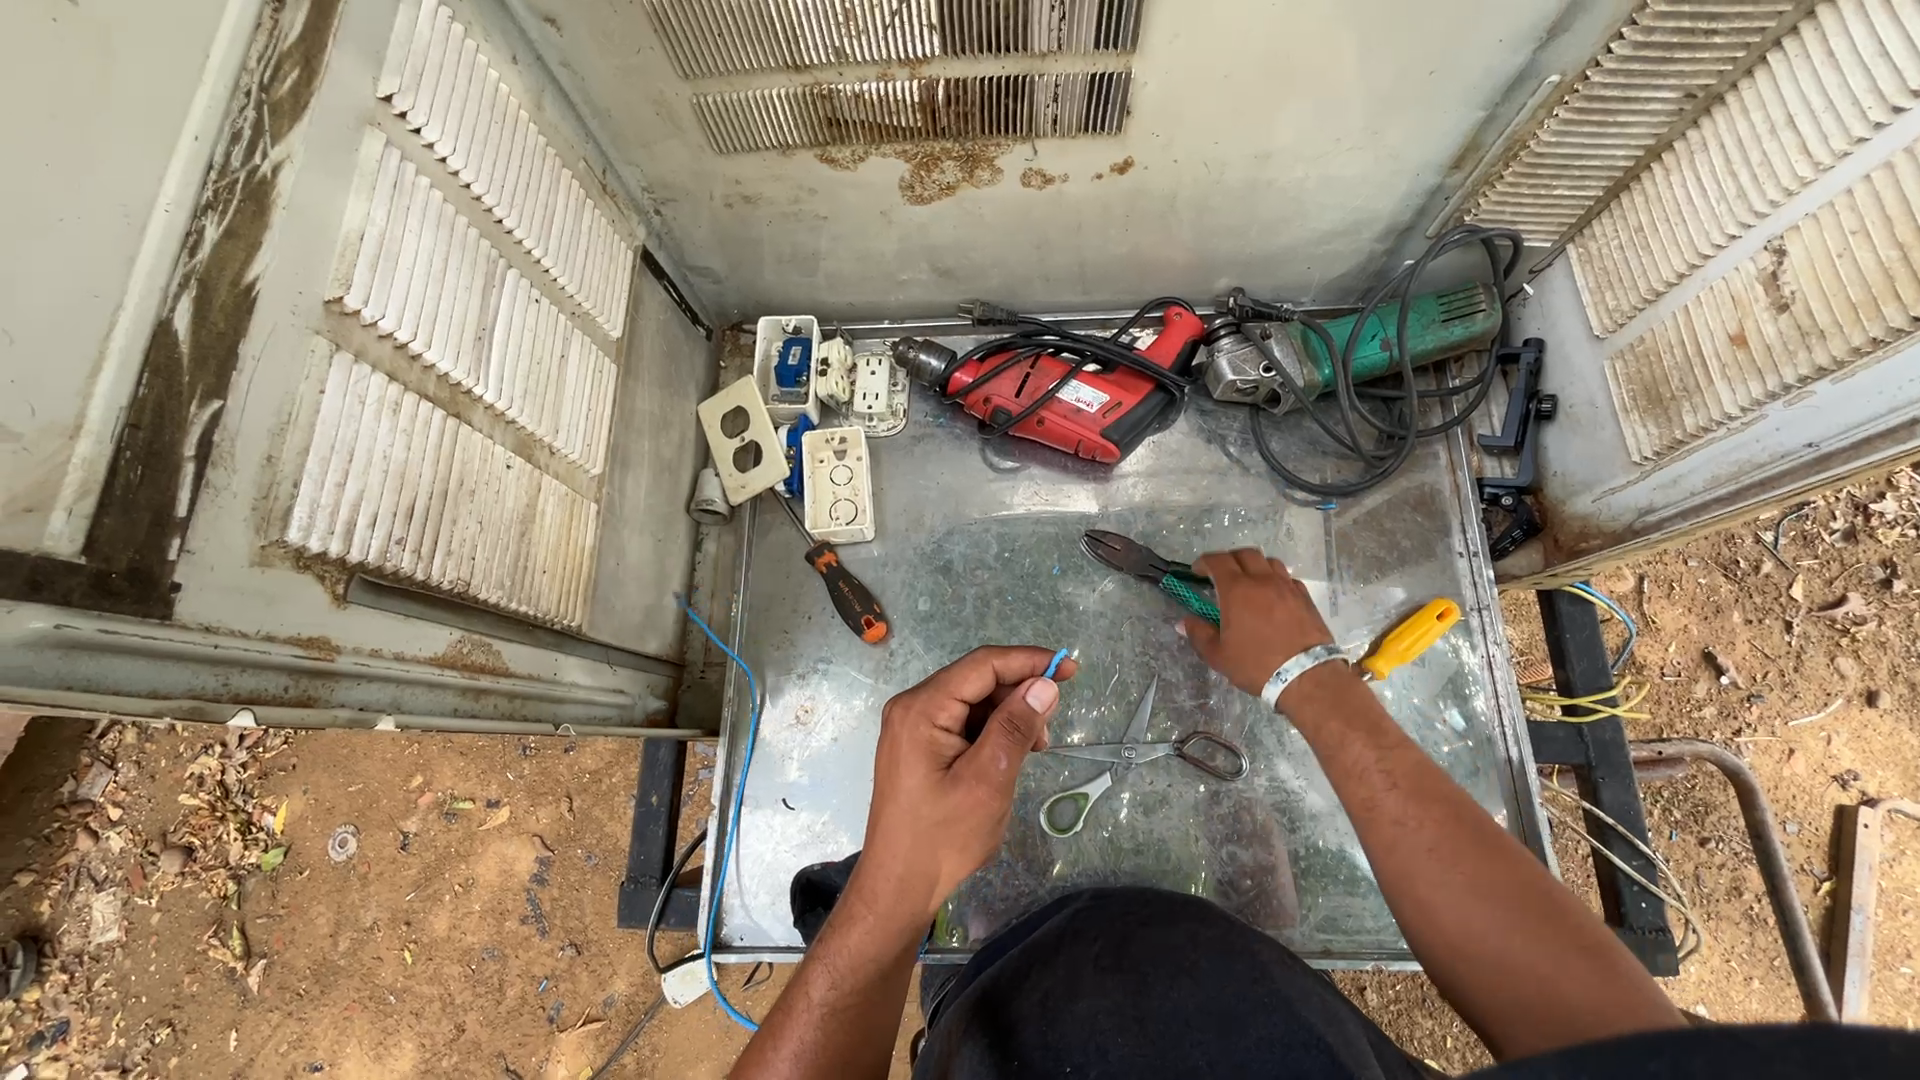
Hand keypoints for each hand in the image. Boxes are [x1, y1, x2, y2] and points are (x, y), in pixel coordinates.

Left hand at [855, 647, 1076, 923]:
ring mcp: (912, 726)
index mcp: (922, 708)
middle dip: (1018, 694)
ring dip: (1008, 716)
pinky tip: (1010, 755)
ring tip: (1033, 749)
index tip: (1070, 669)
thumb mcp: (988, 781)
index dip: (1028, 661)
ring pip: (972, 701)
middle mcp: (912, 707)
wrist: (899, 885)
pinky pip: (961, 722)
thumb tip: (1044, 684)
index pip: (982, 665)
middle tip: (1050, 728)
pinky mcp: (918, 745)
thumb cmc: (943, 837)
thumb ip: (1015, 727)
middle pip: (976, 680)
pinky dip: (991, 731)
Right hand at [1180, 548, 1341, 707]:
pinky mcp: (1305, 598)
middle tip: (1221, 574)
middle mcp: (1262, 581)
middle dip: (1229, 559)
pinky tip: (1272, 596)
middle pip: (1245, 554)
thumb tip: (1184, 622)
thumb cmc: (1256, 665)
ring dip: (1255, 566)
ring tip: (1249, 582)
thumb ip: (1199, 633)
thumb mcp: (1218, 655)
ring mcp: (1287, 587)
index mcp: (1237, 590)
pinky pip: (1288, 578)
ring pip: (1269, 562)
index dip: (1204, 562)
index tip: (1197, 572)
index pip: (1217, 561)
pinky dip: (1276, 580)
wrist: (1307, 676)